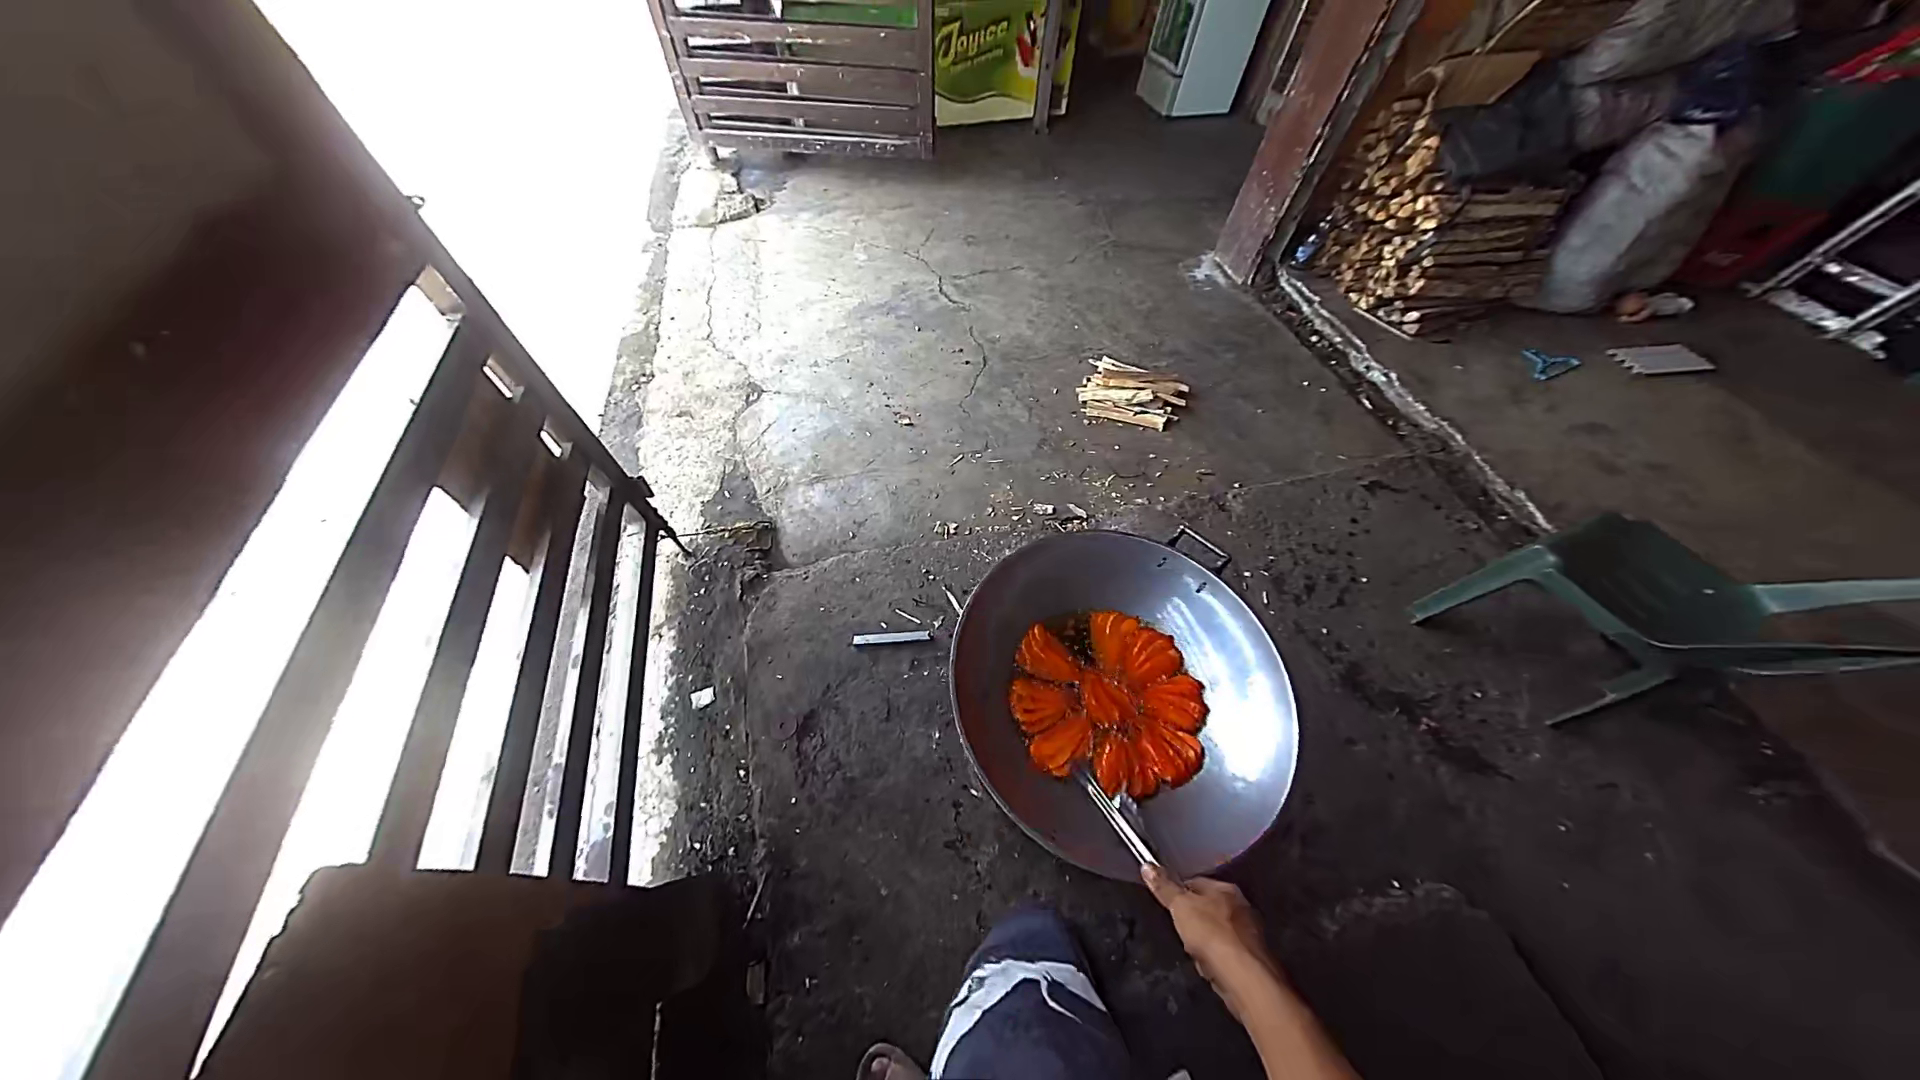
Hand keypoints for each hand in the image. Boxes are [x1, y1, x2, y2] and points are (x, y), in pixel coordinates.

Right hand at [1144, 866, 1360, 1079]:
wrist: (1245, 979)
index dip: (1178, 892)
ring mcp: (1249, 935)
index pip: (1195, 882)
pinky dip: (1215, 962)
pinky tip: (1209, 968)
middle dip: (1192, 921)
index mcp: (1226, 888)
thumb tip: (1148, 867)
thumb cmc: (1213, 936)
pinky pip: (1225, 956)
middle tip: (1181, 929)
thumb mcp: (1180, 906)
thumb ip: (1164, 887)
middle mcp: (1242, 908)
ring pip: (1216, 934)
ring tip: (1195, 952)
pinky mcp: (1252, 961)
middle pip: (1207, 908)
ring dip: (1204, 943)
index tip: (1167, 902)